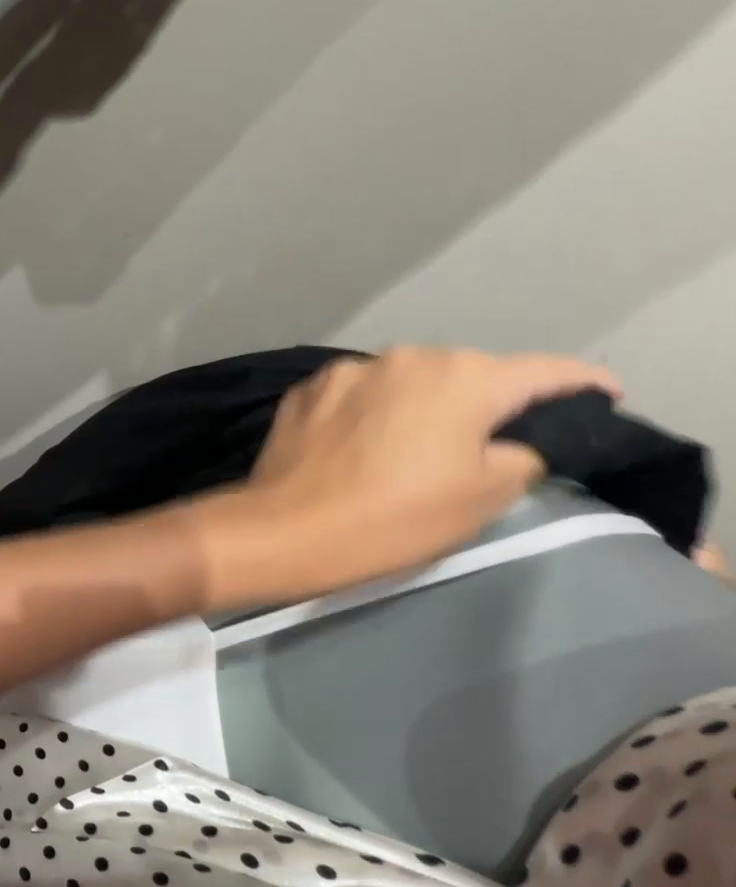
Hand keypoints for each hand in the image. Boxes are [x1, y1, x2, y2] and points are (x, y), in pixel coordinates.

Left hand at [202, 346, 620, 609]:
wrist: (285, 529)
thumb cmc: (396, 515)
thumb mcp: (488, 493)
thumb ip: (522, 452)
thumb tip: (513, 439)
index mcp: (462, 375)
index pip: (545, 371)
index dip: (581, 387)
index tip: (601, 402)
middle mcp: (403, 357)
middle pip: (469, 372)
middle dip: (491, 398)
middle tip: (501, 437)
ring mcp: (345, 371)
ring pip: (407, 380)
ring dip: (425, 403)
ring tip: (426, 442)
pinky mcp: (304, 392)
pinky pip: (358, 395)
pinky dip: (375, 411)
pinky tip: (368, 444)